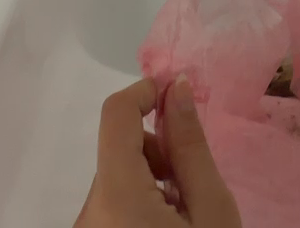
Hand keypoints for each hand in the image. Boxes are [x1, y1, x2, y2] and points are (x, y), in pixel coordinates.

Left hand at [75, 77, 240, 227]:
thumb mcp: (211, 209)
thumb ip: (190, 146)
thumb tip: (177, 85)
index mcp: (117, 197)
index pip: (116, 113)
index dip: (146, 91)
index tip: (179, 98)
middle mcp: (88, 212)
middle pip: (120, 148)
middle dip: (159, 147)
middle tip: (192, 179)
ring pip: (117, 174)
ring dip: (151, 175)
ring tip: (182, 210)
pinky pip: (111, 201)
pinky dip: (138, 198)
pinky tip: (165, 226)